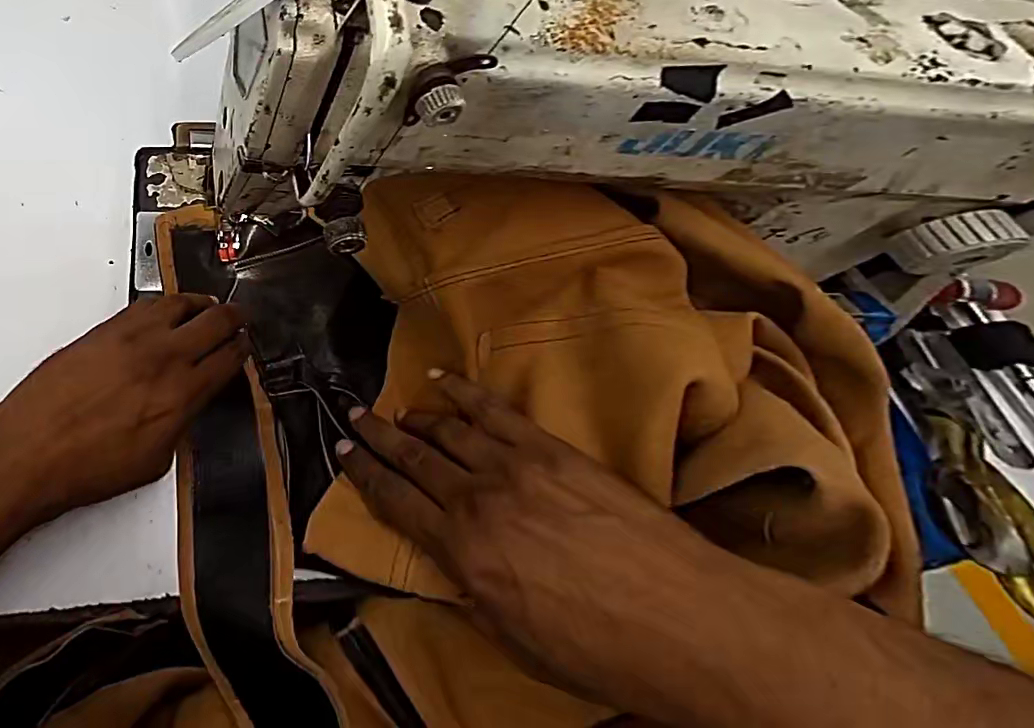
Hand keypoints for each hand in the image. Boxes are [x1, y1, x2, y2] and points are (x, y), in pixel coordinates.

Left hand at [0, 294, 248, 521]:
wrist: (29, 451)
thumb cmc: (82, 465)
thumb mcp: (152, 461)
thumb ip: (178, 425)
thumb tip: (186, 409)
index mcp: (180, 394)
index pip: (228, 359)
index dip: (243, 351)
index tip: (245, 347)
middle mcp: (161, 357)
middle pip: (216, 321)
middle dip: (234, 318)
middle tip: (239, 317)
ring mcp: (132, 337)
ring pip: (181, 302)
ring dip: (201, 304)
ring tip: (207, 306)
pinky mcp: (105, 329)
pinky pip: (146, 304)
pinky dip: (164, 304)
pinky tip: (164, 311)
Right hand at [337, 371, 779, 707]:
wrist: (692, 623)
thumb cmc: (603, 652)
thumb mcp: (516, 641)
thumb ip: (468, 592)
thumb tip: (442, 559)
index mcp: (464, 553)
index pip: (395, 501)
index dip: (363, 474)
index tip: (342, 453)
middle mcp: (476, 500)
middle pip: (411, 457)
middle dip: (376, 435)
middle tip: (352, 416)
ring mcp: (512, 467)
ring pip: (446, 430)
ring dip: (413, 417)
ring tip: (394, 408)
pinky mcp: (548, 449)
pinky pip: (492, 411)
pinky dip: (462, 392)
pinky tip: (441, 381)